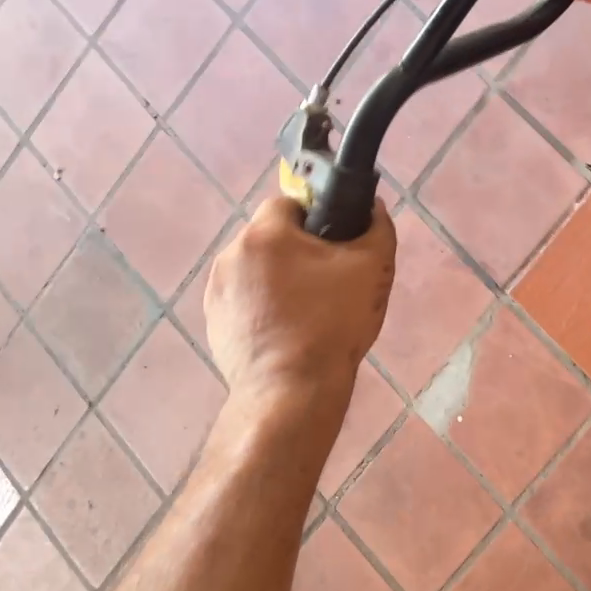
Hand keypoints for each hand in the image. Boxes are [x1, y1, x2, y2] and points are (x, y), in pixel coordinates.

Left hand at [204, 197, 396, 415]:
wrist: (291, 387)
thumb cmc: (334, 321)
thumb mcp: (373, 268)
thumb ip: (377, 227)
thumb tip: (372, 208)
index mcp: (266, 234)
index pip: (290, 202)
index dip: (319, 217)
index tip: (339, 243)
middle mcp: (231, 254)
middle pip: (272, 235)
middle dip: (300, 248)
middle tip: (332, 277)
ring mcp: (217, 289)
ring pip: (258, 266)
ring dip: (282, 275)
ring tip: (311, 307)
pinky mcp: (213, 320)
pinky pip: (246, 296)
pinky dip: (266, 303)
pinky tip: (291, 327)